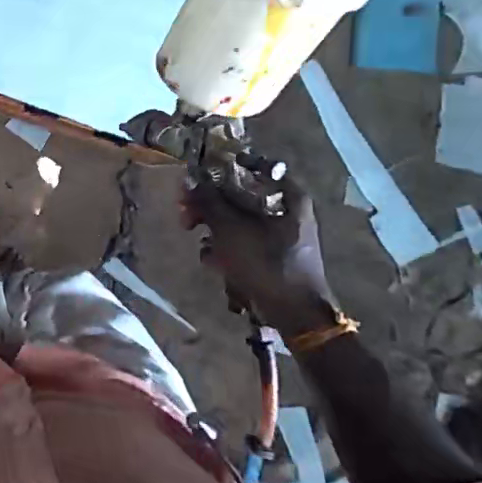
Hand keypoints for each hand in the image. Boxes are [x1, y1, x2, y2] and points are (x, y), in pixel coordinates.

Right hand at [184, 177, 337, 334]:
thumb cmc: (267, 263)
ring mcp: (280, 236)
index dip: (224, 168)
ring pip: (238, 222)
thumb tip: (191, 176)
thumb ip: (209, 201)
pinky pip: (244, 244)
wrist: (295, 316)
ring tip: (200, 244)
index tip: (199, 177)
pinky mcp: (272, 258)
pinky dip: (227, 250)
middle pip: (240, 197)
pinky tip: (212, 262)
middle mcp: (287, 211)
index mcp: (288, 196)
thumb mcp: (232, 229)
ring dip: (214, 230)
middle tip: (186, 214)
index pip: (255, 167)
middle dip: (210, 207)